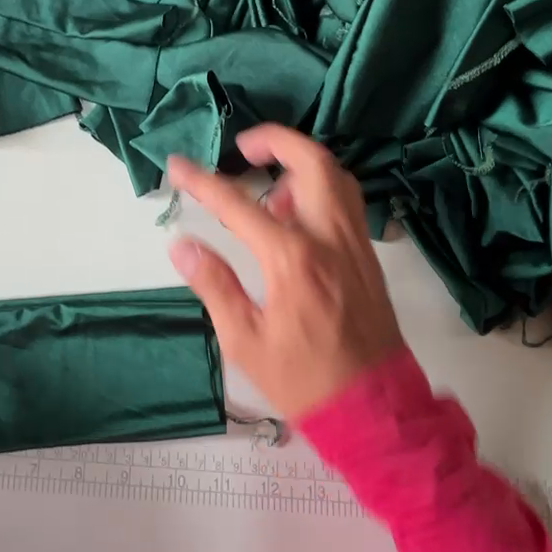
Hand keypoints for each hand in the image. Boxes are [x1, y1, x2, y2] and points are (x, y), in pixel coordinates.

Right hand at [166, 124, 405, 417]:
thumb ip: (214, 285)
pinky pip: (348, 203)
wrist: (374, 410)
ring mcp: (355, 245)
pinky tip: (299, 212)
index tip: (178, 165)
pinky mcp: (368, 258)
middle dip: (276, 141)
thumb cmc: (302, 380)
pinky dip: (323, 188)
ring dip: (303, 163)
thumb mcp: (245, 340)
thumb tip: (182, 244)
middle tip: (244, 146)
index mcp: (292, 259)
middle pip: (312, 163)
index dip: (203, 182)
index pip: (238, 205)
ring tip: (271, 181)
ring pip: (337, 177)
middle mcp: (329, 239)